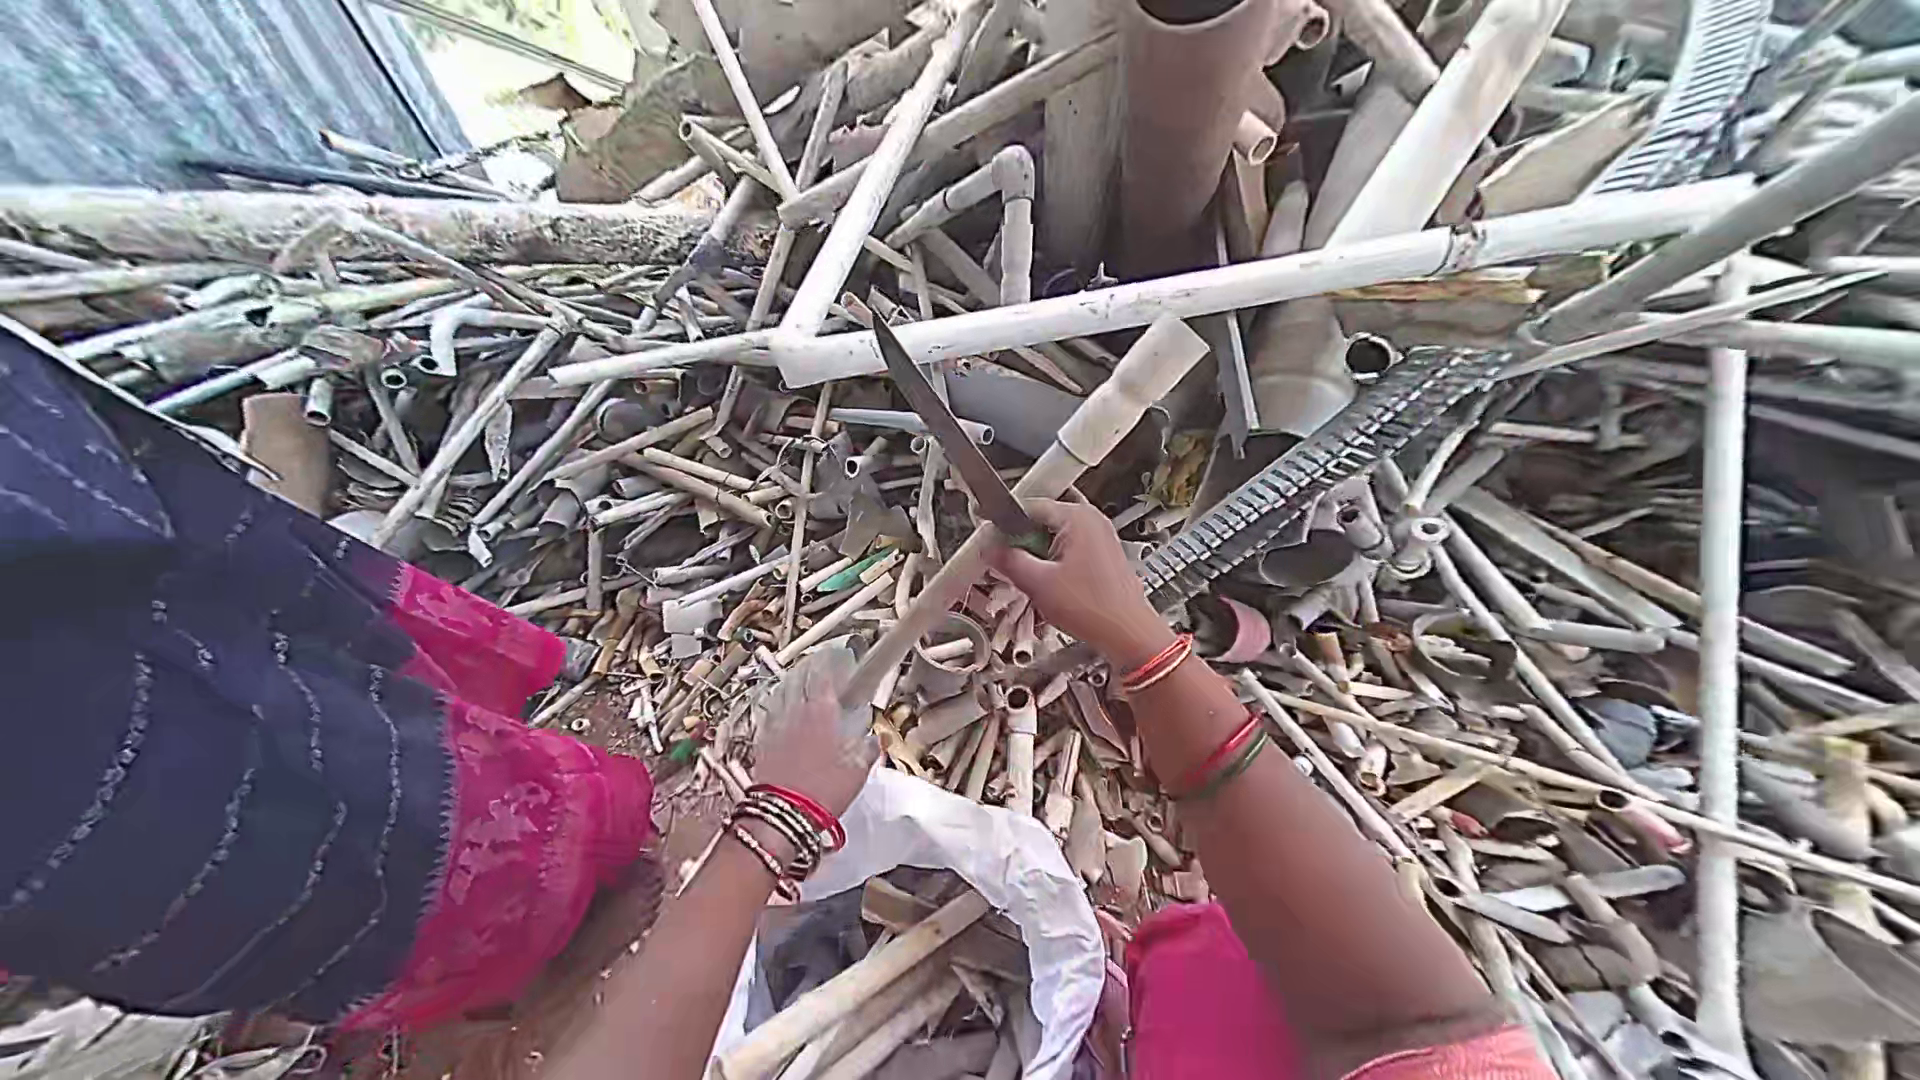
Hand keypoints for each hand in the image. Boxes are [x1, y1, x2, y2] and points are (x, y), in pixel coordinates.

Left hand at [751, 642, 877, 817]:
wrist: (782, 816)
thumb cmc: (824, 790)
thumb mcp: (858, 770)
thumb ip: (870, 748)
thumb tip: (876, 739)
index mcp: (823, 711)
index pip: (827, 672)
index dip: (835, 660)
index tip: (844, 654)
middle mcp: (797, 710)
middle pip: (802, 676)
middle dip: (815, 667)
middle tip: (826, 666)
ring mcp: (776, 724)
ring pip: (785, 692)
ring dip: (797, 683)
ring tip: (807, 684)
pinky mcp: (763, 741)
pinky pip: (773, 712)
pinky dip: (782, 706)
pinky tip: (789, 712)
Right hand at [982, 498, 1175, 668]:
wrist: (1128, 634)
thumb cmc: (1094, 608)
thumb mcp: (1038, 583)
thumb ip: (1009, 560)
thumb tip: (991, 550)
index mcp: (1077, 517)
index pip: (1029, 507)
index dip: (1005, 525)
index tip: (991, 542)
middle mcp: (1091, 521)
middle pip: (1041, 521)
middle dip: (1022, 542)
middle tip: (1009, 565)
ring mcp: (1099, 537)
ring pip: (1054, 537)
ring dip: (1037, 555)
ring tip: (1032, 579)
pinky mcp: (1101, 555)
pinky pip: (1068, 550)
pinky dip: (1053, 563)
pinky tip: (1050, 584)